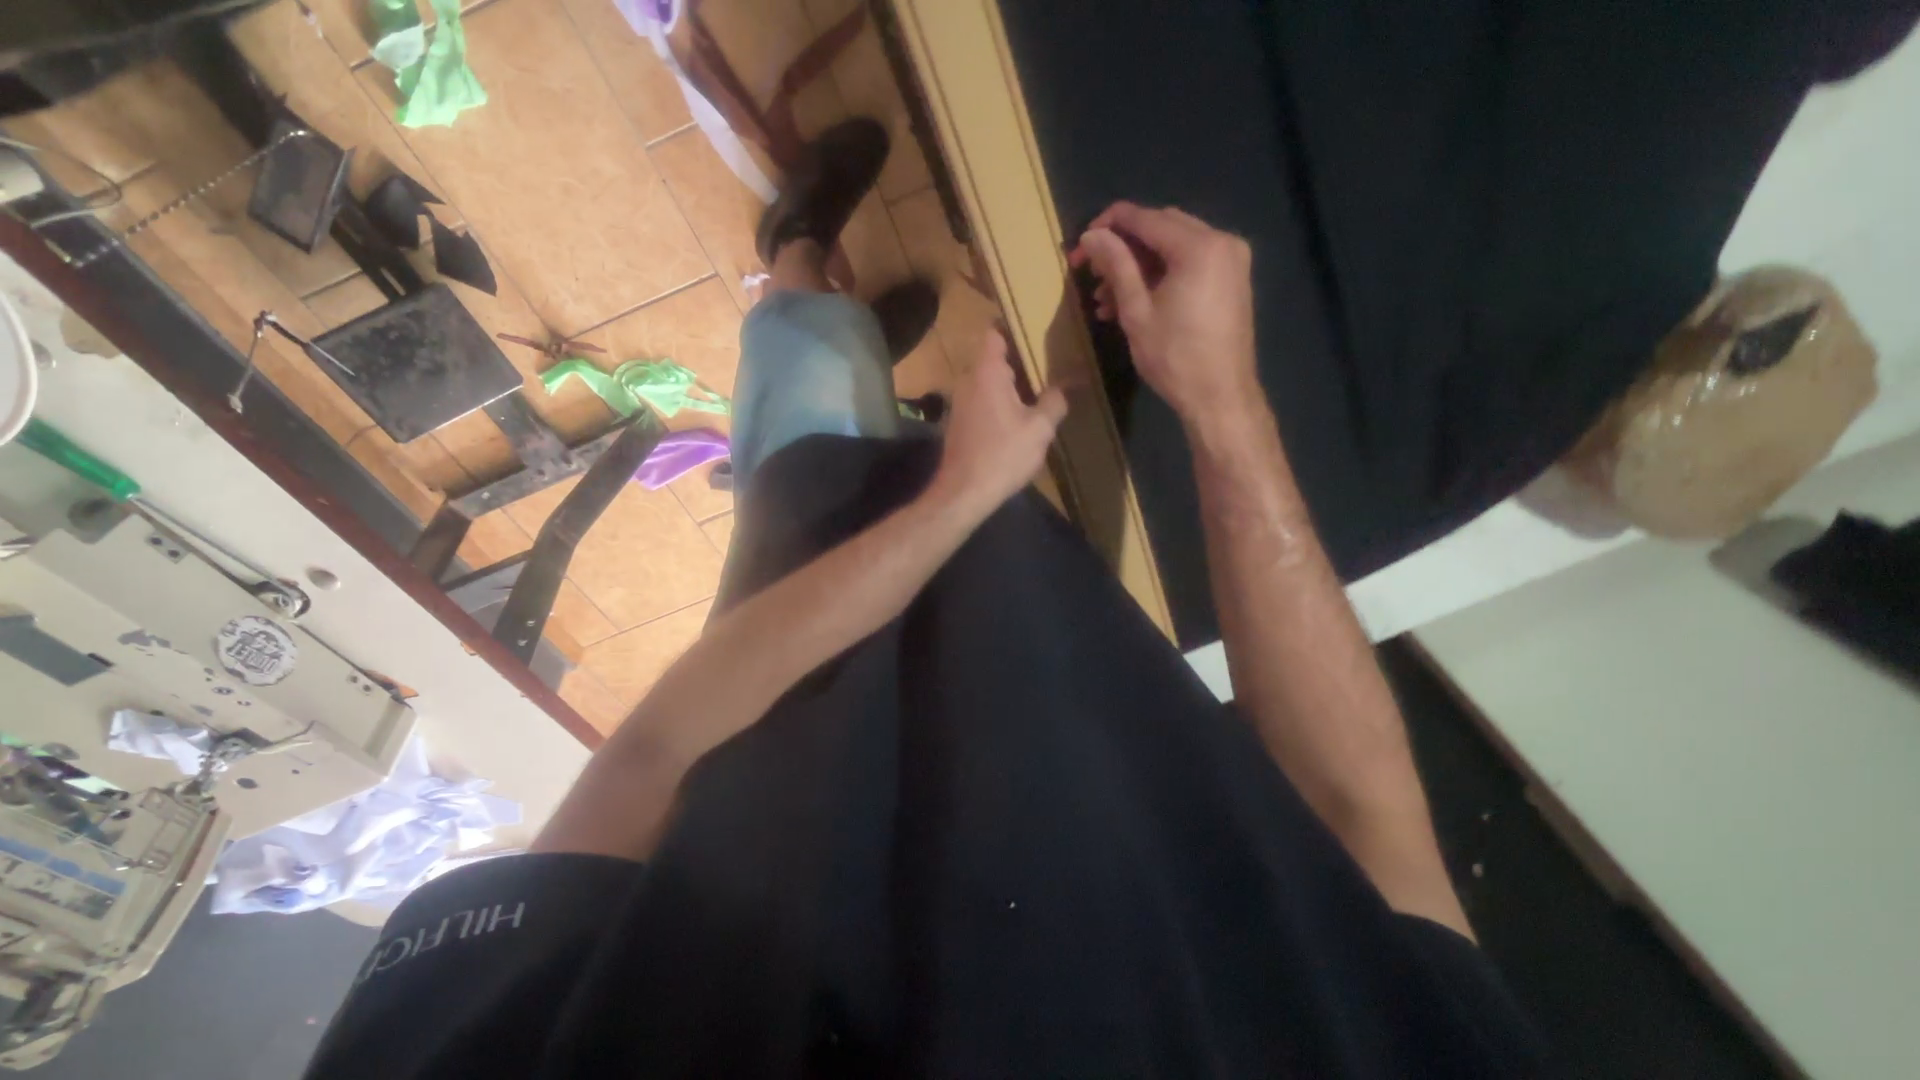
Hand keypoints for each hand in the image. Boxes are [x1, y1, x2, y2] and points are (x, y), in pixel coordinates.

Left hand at [927, 331, 1069, 516]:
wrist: (963, 493)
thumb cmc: (1002, 455)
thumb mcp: (1039, 429)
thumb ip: (1055, 400)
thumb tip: (1071, 381)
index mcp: (986, 372)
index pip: (995, 332)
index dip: (1014, 327)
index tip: (1037, 331)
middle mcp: (968, 379)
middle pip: (994, 356)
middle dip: (1020, 357)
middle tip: (1050, 360)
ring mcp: (960, 400)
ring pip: (988, 379)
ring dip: (1011, 381)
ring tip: (1040, 387)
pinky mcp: (959, 420)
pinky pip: (983, 398)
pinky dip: (1000, 399)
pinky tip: (1021, 413)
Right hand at [1070, 202, 1258, 427]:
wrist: (1221, 397)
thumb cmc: (1175, 358)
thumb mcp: (1137, 311)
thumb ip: (1116, 265)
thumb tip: (1091, 235)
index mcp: (1199, 246)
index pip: (1144, 218)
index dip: (1108, 227)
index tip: (1080, 246)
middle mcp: (1221, 241)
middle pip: (1161, 226)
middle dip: (1123, 247)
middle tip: (1091, 271)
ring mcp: (1231, 259)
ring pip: (1173, 245)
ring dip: (1138, 265)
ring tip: (1105, 298)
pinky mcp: (1232, 278)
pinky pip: (1190, 262)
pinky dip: (1161, 274)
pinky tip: (1133, 301)